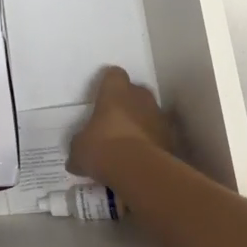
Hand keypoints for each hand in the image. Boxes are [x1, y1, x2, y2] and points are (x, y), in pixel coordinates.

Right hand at [67, 67, 172, 185]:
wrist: (138, 171)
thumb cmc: (103, 148)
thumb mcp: (80, 149)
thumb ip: (80, 147)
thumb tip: (75, 158)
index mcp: (115, 90)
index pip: (114, 75)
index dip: (109, 85)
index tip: (102, 98)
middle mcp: (140, 96)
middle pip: (136, 93)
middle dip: (128, 105)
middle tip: (116, 123)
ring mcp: (159, 117)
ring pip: (150, 114)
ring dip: (142, 125)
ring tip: (130, 146)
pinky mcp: (171, 140)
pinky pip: (159, 137)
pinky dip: (153, 145)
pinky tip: (141, 161)